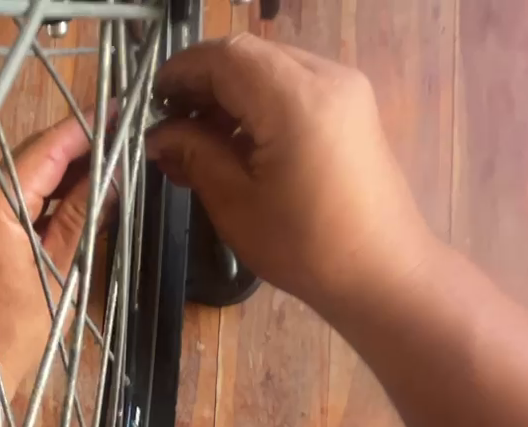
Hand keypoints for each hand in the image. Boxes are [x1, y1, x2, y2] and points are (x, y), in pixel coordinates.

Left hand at [0, 119, 102, 393]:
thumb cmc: (11, 333)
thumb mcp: (57, 274)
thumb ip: (82, 218)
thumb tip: (114, 172)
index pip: (49, 147)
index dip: (89, 128)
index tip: (128, 112)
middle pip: (38, 158)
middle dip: (82, 148)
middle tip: (130, 143)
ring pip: (31, 181)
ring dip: (69, 176)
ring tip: (116, 173)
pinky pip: (23, 207)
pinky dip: (52, 203)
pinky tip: (84, 207)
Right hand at [146, 34, 440, 316]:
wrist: (378, 269)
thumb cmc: (302, 245)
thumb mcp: (235, 203)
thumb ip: (195, 155)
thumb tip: (158, 136)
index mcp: (295, 99)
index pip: (227, 56)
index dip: (181, 70)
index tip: (149, 100)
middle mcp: (325, 77)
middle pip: (249, 57)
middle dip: (201, 84)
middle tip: (165, 126)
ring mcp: (343, 89)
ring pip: (269, 70)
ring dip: (226, 97)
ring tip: (192, 142)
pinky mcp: (348, 108)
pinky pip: (291, 89)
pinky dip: (254, 106)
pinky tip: (229, 145)